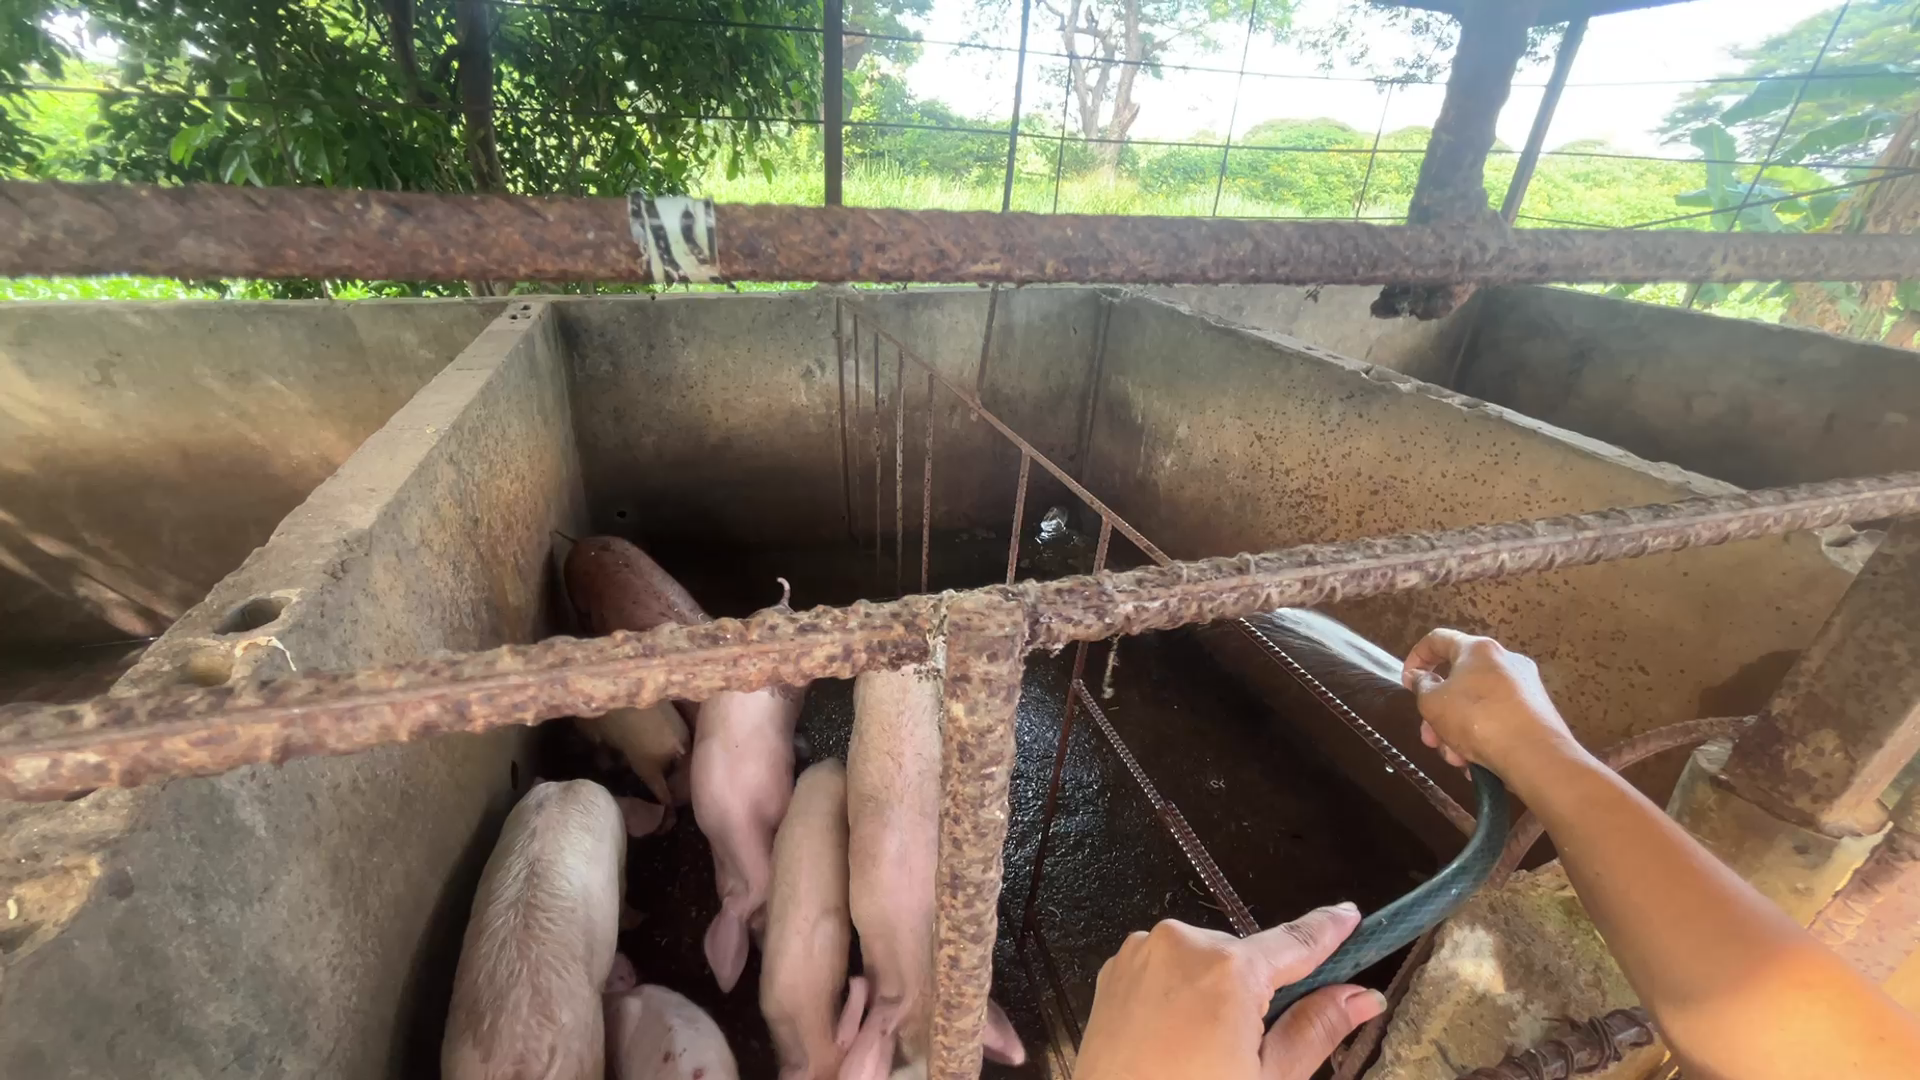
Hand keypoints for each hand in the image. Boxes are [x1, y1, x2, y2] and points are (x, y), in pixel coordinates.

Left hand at [1075, 905, 1386, 1079]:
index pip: (1293, 941)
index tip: (1348, 912)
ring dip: (1210, 991)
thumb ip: (1315, 1029)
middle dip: (1253, 991)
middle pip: (1241, 958)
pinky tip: (1169, 1038)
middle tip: (1245, 1048)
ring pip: (1199, 961)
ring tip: (1198, 1051)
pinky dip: (1175, 993)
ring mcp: (1142, 948)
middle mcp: (1182, 940)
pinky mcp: (1115, 964)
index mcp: (1228, 968)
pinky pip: (1162, 967)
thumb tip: (1360, 995)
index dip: (1326, 928)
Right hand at [1401, 628, 1582, 778]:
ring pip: (1475, 704)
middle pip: (1457, 680)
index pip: (1437, 639)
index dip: (1415, 658)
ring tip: (1451, 755)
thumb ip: (1421, 685)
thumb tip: (1423, 678)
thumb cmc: (1476, 719)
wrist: (1537, 757)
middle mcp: (1506, 662)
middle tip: (1428, 735)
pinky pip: (1497, 718)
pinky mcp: (1538, 714)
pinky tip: (1474, 760)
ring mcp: (1525, 688)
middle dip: (1436, 710)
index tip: (1408, 682)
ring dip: (1455, 728)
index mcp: (1478, 649)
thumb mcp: (1431, 701)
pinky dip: (1480, 735)